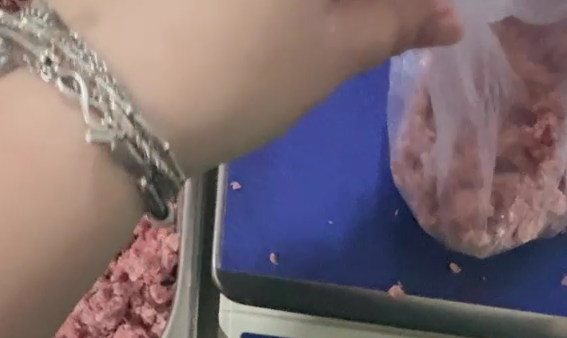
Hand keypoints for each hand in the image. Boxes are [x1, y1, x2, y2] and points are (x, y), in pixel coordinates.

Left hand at [59, 0, 462, 174]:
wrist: (115, 100)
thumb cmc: (238, 78)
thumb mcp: (326, 55)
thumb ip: (393, 24)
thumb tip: (451, 20)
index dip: (400, 4)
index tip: (416, 23)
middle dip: (360, 4)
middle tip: (380, 27)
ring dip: (326, 9)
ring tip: (340, 30)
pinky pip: (258, 0)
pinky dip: (282, 11)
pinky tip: (278, 27)